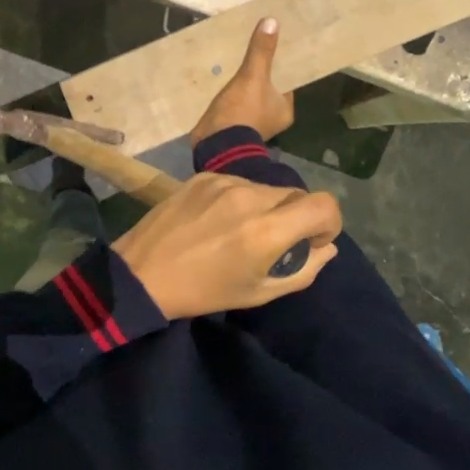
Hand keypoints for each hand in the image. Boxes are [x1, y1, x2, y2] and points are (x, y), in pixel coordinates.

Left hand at [112, 173, 340, 319]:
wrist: (142, 273)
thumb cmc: (202, 291)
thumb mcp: (257, 292)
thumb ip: (302, 270)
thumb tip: (326, 248)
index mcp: (268, 229)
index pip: (324, 205)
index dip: (327, 225)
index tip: (310, 243)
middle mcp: (250, 196)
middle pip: (297, 194)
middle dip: (296, 217)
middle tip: (273, 242)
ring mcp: (224, 182)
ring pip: (266, 188)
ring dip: (266, 207)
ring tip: (238, 232)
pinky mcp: (203, 177)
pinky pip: (237, 183)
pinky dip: (238, 200)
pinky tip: (215, 222)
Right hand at [191, 17, 292, 144]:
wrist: (215, 145)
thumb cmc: (242, 113)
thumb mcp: (252, 78)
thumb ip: (262, 51)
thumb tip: (272, 21)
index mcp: (284, 109)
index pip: (286, 80)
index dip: (280, 62)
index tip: (274, 42)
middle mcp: (271, 117)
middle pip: (266, 86)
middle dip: (259, 70)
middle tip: (253, 44)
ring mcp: (250, 122)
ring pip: (248, 93)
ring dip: (241, 81)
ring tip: (234, 56)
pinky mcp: (231, 125)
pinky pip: (233, 102)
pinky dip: (228, 92)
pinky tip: (219, 75)